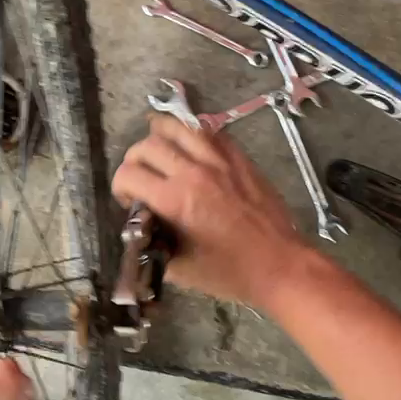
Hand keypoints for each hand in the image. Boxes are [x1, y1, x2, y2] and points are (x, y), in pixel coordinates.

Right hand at [111, 115, 317, 307]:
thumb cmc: (230, 272)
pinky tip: (189, 145)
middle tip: (141, 178)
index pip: (128, 174)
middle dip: (133, 161)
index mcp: (175, 201)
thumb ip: (152, 244)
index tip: (129, 200)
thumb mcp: (180, 269)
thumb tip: (139, 228)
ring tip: (158, 148)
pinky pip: (208, 131)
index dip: (120, 186)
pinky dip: (191, 134)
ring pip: (177, 127)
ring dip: (159, 135)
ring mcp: (218, 160)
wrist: (280, 264)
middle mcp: (193, 172)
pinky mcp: (238, 158)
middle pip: (147, 146)